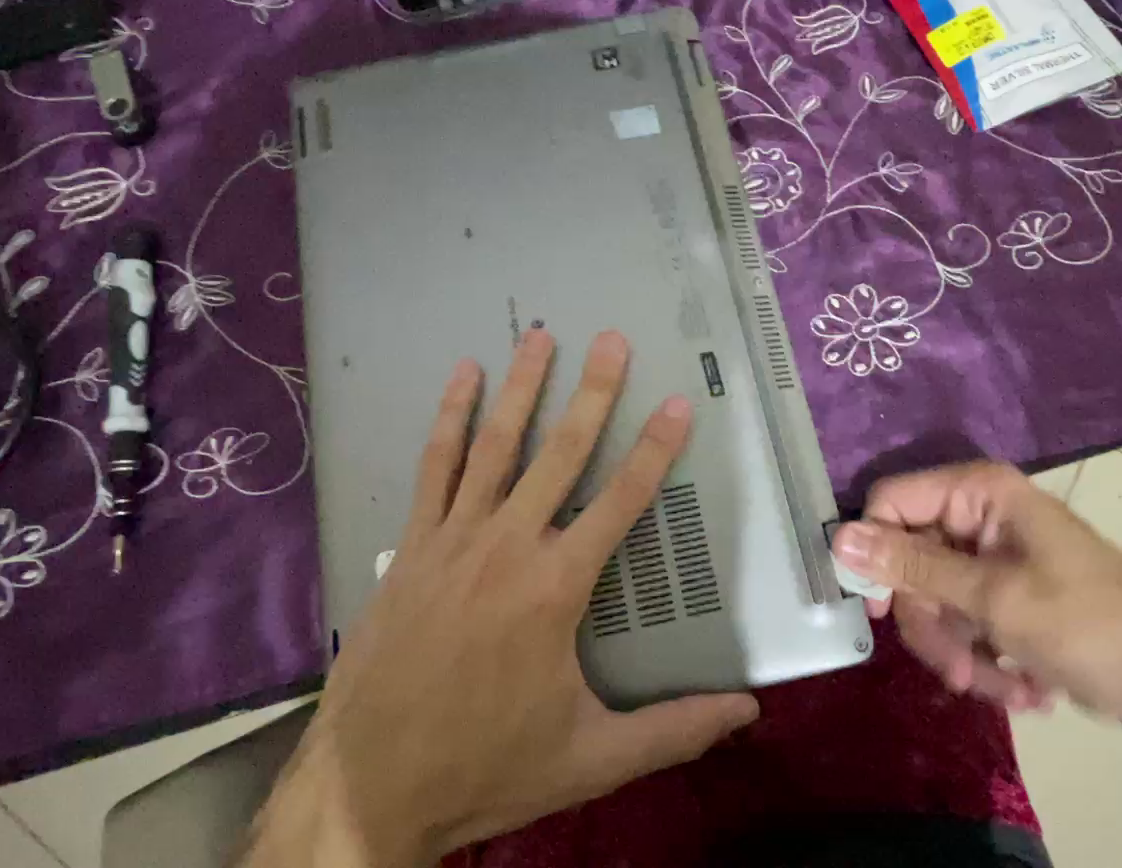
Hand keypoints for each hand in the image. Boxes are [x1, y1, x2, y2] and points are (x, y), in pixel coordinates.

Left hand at [254, 330, 758, 867]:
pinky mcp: (411, 545)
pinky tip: (462, 378)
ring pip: (495, 447)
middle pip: (560, 454)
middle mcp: (508, 546)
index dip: (654, 450)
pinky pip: (434, 468)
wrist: (372, 784)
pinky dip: (449, 419)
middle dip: (592, 393)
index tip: (675, 403)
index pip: (620, 502)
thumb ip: (674, 730)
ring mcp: (453, 539)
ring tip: (539, 337)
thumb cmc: (488, 765)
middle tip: (611, 339)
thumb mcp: (593, 759)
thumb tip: (749, 713)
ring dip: (521, 389)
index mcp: (556, 588)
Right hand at [832, 462, 1121, 727]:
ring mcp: (994, 557)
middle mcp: (981, 515)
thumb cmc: (1092, 627)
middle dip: (933, 624)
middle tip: (956, 670)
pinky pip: (965, 620)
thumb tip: (837, 538)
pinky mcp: (1006, 596)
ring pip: (935, 600)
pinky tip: (1022, 690)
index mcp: (980, 493)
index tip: (879, 609)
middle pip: (911, 560)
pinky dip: (984, 659)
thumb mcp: (994, 598)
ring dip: (960, 652)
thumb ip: (912, 567)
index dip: (876, 552)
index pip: (893, 502)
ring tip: (1001, 689)